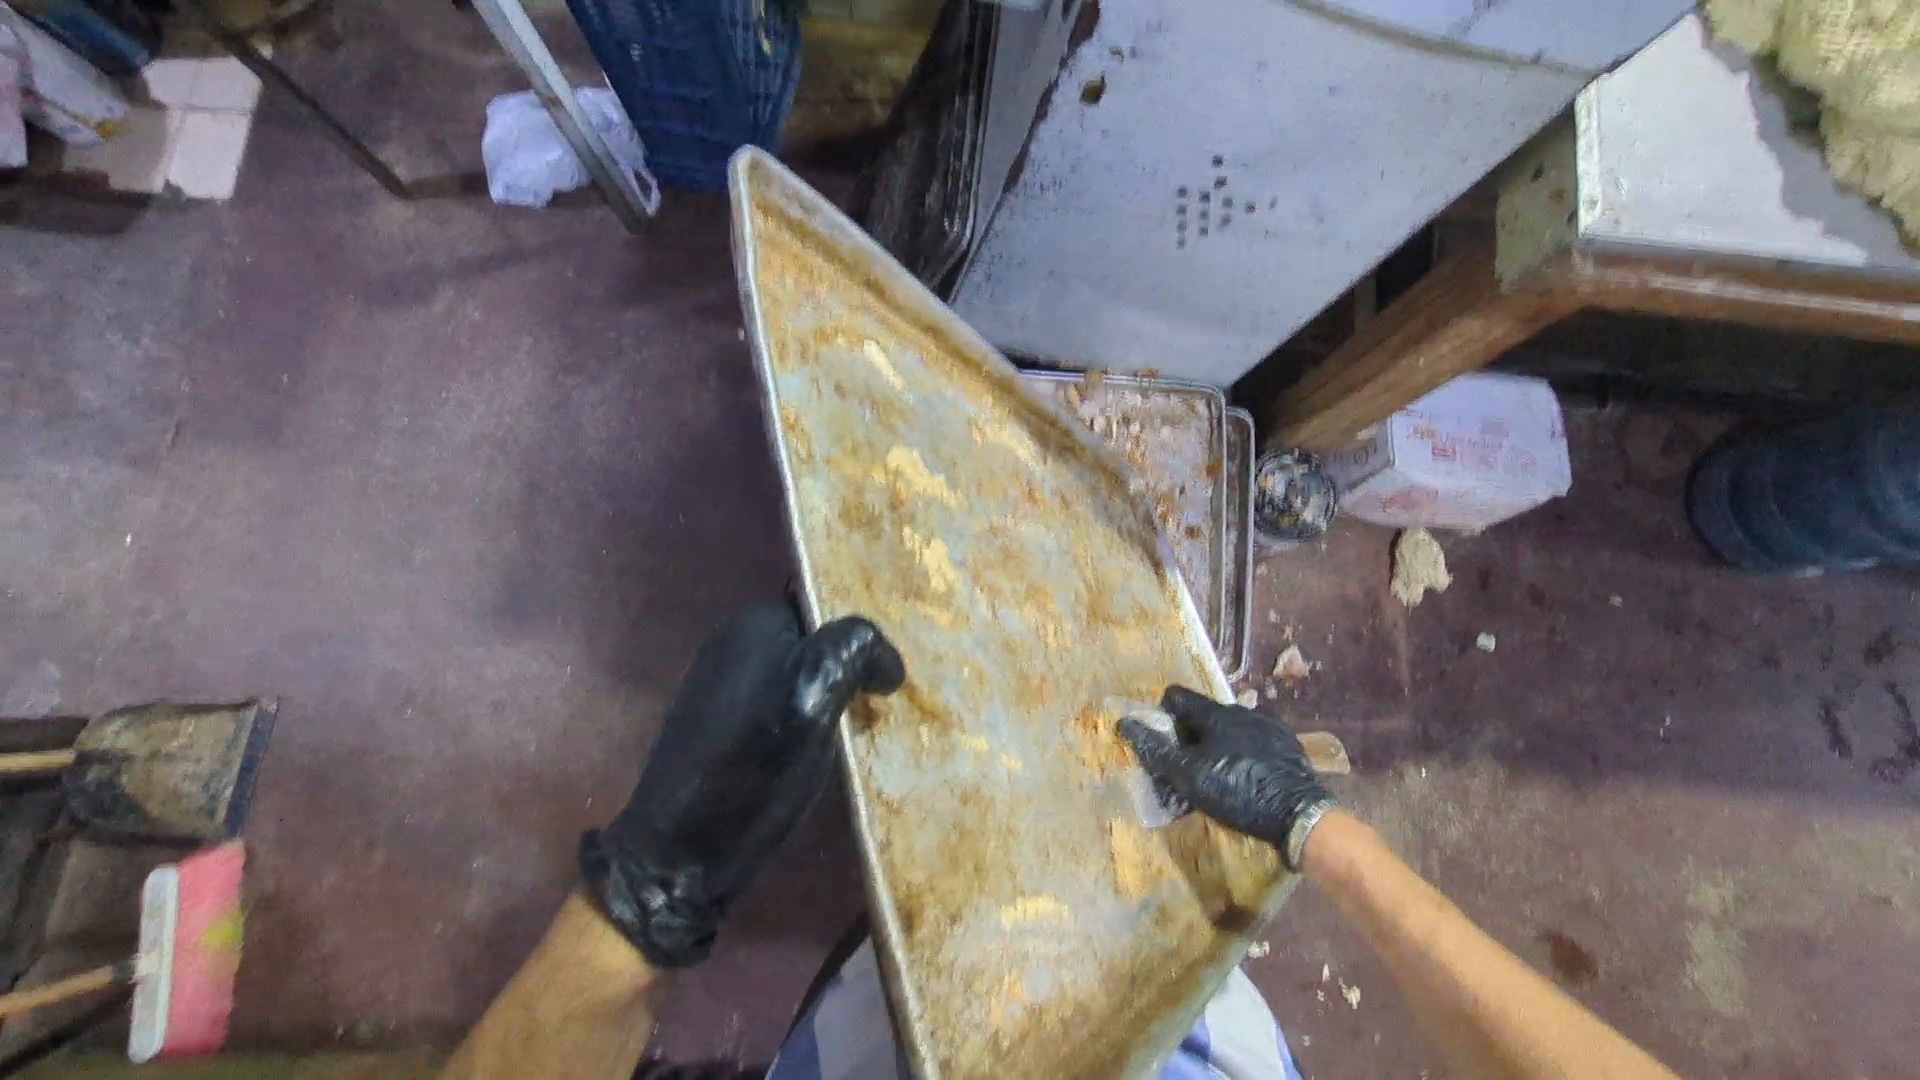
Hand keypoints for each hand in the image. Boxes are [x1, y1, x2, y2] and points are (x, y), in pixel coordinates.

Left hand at [579, 603, 903, 967]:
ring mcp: (728, 690)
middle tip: (889, 701)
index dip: (859, 632)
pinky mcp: (727, 731)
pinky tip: (835, 753)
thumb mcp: (815, 689)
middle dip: (853, 666)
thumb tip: (887, 664)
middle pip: (815, 641)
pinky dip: (816, 724)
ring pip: (804, 678)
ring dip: (838, 699)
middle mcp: (736, 647)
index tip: (892, 667)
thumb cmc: (753, 761)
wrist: (683, 852)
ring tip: (871, 729)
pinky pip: (787, 708)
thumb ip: (855, 651)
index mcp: (754, 624)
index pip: (822, 603)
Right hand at [1120, 685, 1332, 869]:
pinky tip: (1248, 776)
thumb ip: (1156, 750)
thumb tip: (1124, 723)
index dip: (1164, 716)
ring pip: (1230, 726)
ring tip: (1220, 774)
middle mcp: (1241, 709)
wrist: (1299, 814)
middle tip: (1189, 767)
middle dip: (1191, 735)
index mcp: (1215, 713)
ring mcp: (1268, 725)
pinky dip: (1244, 751)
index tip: (1166, 745)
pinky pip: (1254, 738)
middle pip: (1203, 713)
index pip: (1176, 696)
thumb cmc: (1237, 791)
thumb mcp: (1189, 776)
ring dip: (1219, 743)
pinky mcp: (1287, 743)